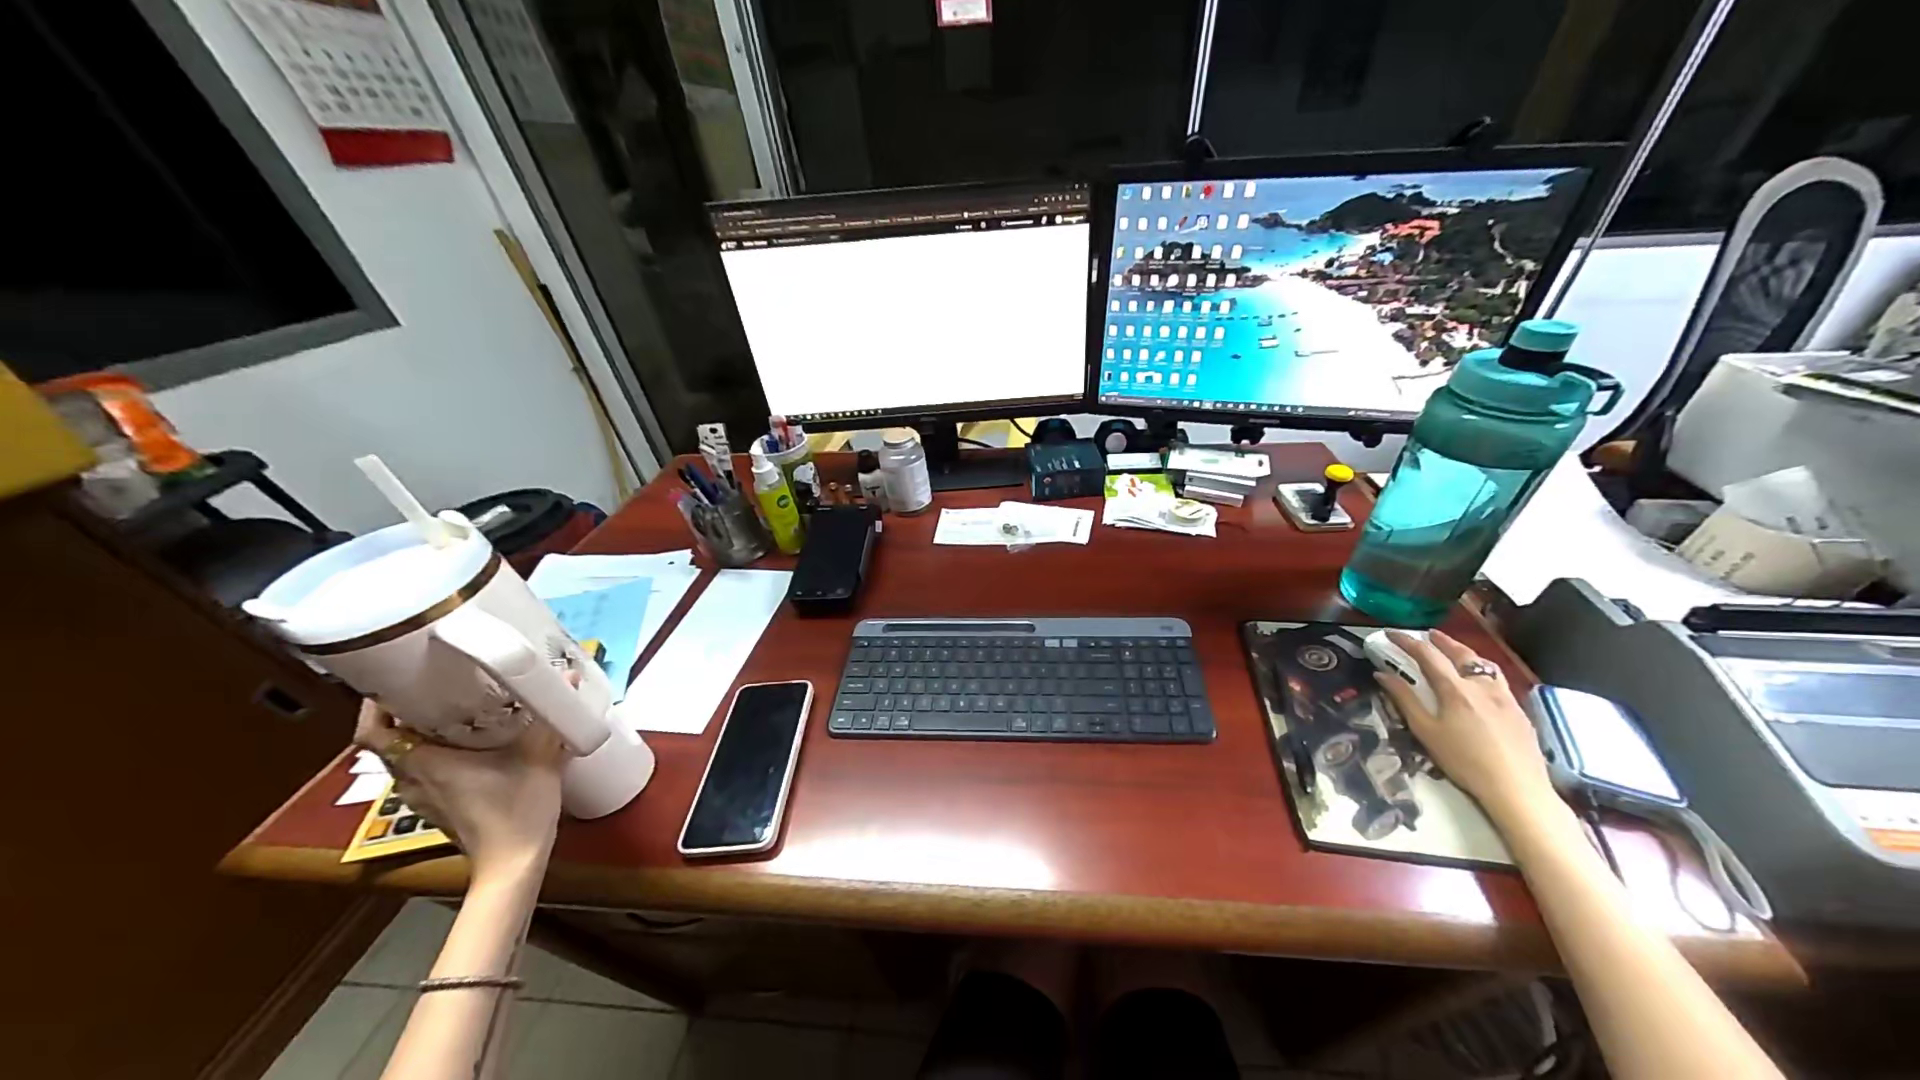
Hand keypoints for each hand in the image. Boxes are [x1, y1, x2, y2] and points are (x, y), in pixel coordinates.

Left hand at [354, 694, 569, 884]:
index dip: (373, 705)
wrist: (512, 864)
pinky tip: (466, 745)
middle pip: (387, 743)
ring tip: (450, 710)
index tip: (393, 679)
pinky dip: (432, 754)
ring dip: (416, 735)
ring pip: (403, 759)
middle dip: (400, 714)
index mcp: (425, 764)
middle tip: (431, 686)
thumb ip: (548, 719)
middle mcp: (412, 780)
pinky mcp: (437, 808)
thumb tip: (566, 677)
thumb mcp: (538, 758)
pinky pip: (421, 773)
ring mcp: (422, 798)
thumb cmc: (516, 809)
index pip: (372, 733)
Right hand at [1372, 630, 1557, 827]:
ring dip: (1466, 653)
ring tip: (1455, 652)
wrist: (1516, 788)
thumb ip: (1404, 700)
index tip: (1391, 634)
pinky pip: (1498, 680)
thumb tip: (1382, 674)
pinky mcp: (1519, 711)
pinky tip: (1480, 682)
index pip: (1427, 656)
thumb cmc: (1463, 761)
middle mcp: (1482, 686)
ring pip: (1485, 664)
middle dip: (1442, 641)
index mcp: (1455, 689)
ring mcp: (1505, 697)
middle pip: (1461, 653)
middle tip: (1427, 634)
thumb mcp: (1426, 731)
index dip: (1407, 642)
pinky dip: (1483, 670)